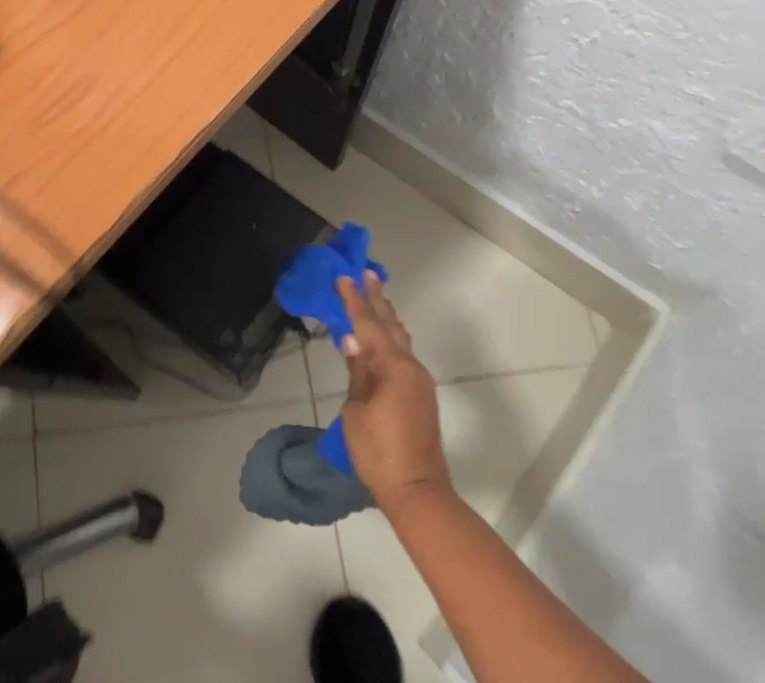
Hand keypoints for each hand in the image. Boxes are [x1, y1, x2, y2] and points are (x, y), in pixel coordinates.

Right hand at [337, 271, 450, 512]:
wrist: (416, 489)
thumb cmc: (378, 452)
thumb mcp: (357, 411)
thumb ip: (358, 373)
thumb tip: (353, 340)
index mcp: (393, 368)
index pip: (369, 326)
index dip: (355, 302)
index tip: (344, 277)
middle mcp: (411, 368)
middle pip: (391, 326)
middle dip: (377, 301)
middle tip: (366, 274)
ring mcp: (419, 382)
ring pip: (400, 340)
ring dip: (388, 318)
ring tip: (378, 296)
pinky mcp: (420, 396)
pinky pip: (404, 356)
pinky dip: (393, 339)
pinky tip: (391, 335)